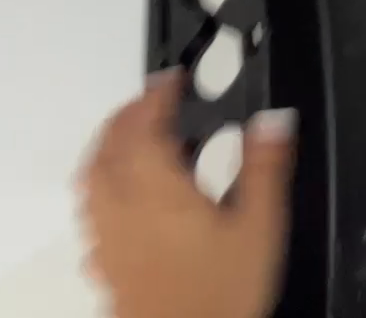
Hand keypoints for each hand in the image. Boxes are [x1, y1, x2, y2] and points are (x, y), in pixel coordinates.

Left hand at [78, 71, 296, 317]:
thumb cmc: (224, 287)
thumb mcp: (262, 221)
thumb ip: (266, 166)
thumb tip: (275, 117)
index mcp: (161, 196)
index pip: (143, 136)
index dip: (153, 101)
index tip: (168, 78)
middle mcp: (124, 215)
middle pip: (104, 159)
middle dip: (121, 120)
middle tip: (147, 97)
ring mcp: (109, 243)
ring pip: (90, 186)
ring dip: (105, 150)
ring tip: (129, 133)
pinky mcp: (108, 266)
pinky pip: (92, 212)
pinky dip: (104, 185)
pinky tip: (124, 193)